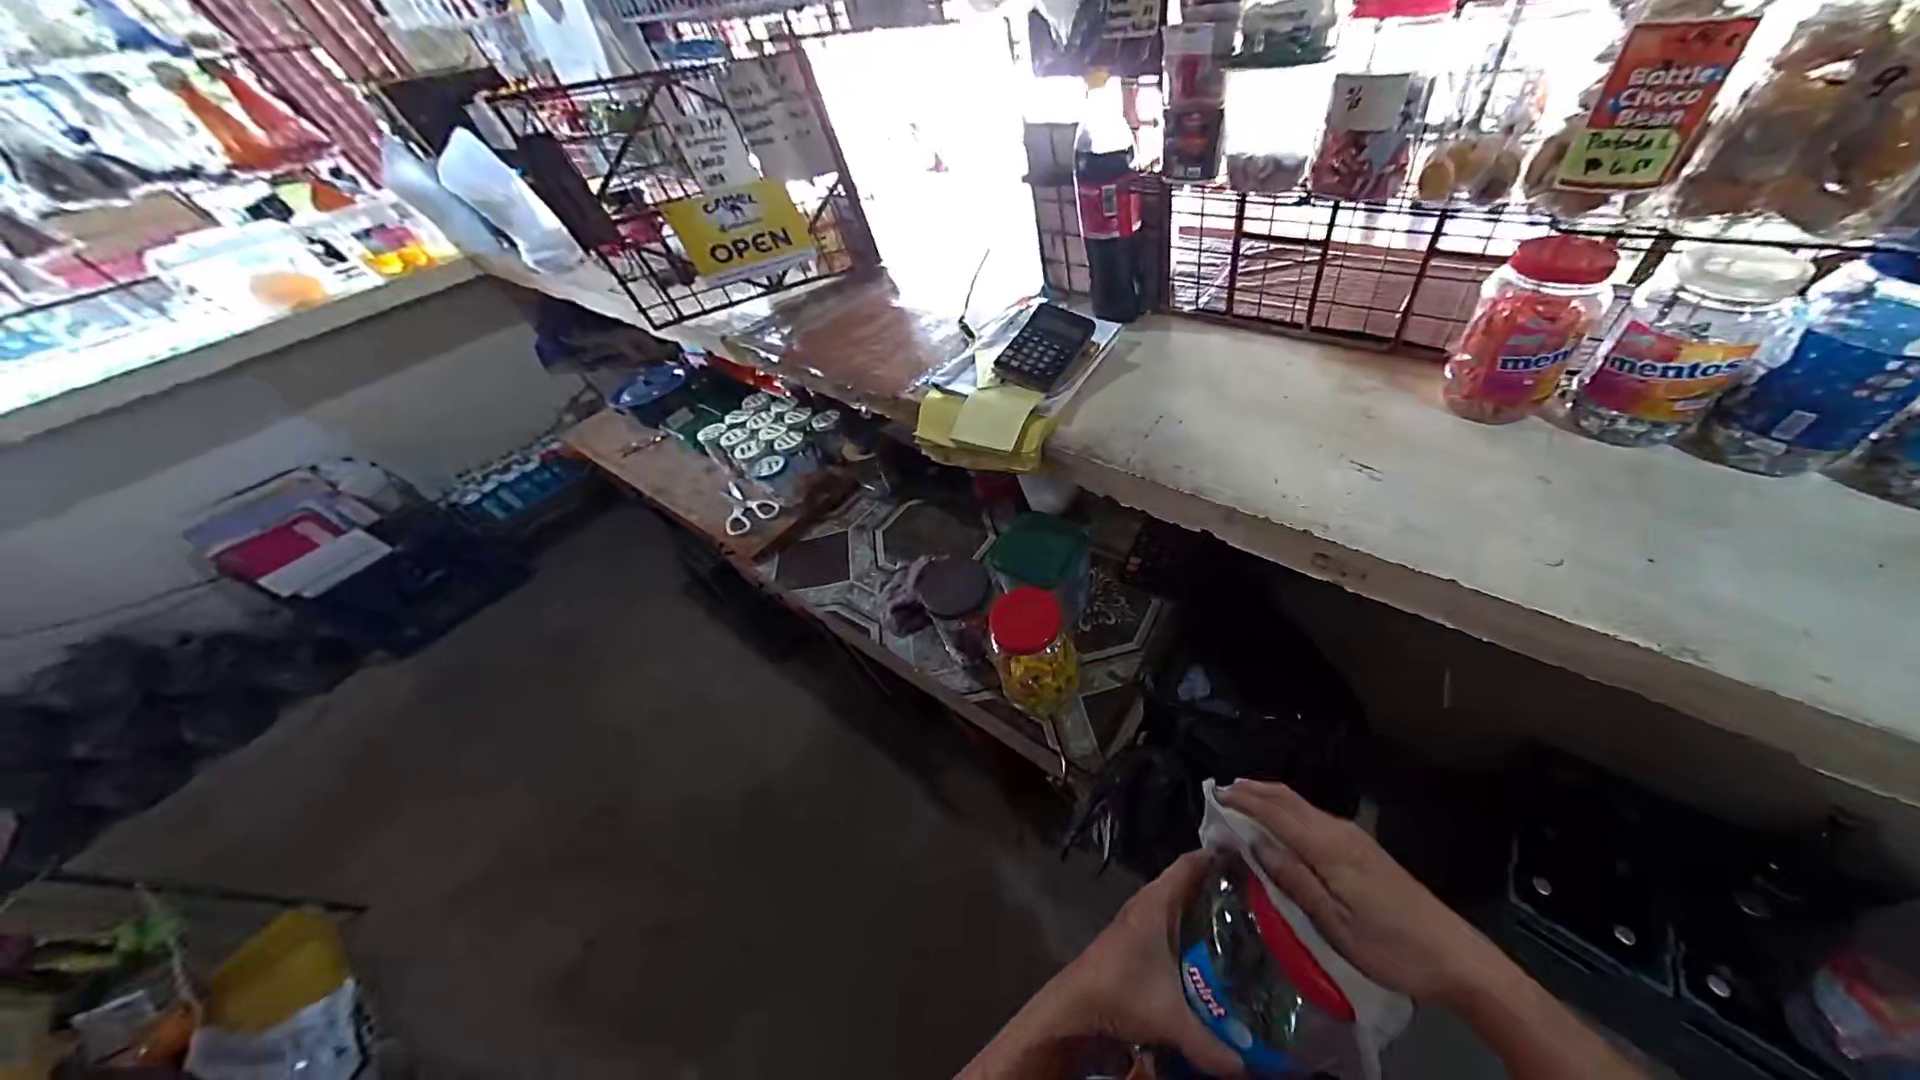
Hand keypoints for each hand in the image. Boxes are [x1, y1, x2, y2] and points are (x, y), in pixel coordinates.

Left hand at [958, 851, 1243, 1077]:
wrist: (1076, 1005)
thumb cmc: (1119, 993)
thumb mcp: (1169, 1018)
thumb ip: (1212, 1044)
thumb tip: (1250, 1067)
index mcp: (1156, 902)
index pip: (1190, 863)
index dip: (1219, 854)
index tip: (1254, 855)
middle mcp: (1151, 903)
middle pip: (1192, 882)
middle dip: (1226, 884)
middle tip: (1267, 893)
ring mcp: (1145, 919)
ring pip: (1185, 903)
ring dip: (1212, 906)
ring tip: (1255, 916)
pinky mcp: (1143, 938)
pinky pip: (1178, 921)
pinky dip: (1199, 925)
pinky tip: (1223, 944)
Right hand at [1220, 781, 1506, 1007]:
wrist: (1460, 961)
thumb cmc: (1391, 948)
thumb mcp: (1333, 923)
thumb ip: (1292, 878)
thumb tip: (1254, 843)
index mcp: (1327, 846)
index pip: (1273, 810)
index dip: (1240, 800)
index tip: (1211, 796)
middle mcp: (1339, 831)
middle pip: (1287, 797)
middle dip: (1251, 790)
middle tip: (1219, 793)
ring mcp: (1354, 837)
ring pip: (1300, 804)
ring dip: (1268, 798)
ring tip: (1240, 802)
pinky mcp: (1363, 849)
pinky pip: (1312, 816)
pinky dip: (1286, 811)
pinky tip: (1279, 824)